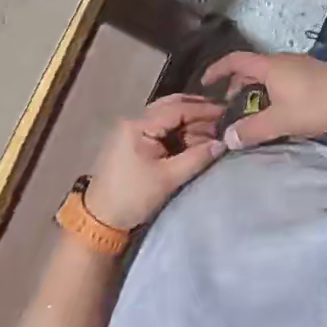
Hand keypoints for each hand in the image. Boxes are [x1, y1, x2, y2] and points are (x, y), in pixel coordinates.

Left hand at [81, 96, 225, 229]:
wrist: (99, 221)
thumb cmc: (132, 197)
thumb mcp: (168, 178)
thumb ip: (197, 158)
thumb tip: (223, 143)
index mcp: (138, 125)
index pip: (177, 108)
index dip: (204, 109)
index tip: (226, 112)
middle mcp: (134, 120)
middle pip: (172, 106)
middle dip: (197, 110)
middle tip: (222, 117)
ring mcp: (133, 129)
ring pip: (167, 115)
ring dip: (189, 120)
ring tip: (212, 129)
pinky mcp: (134, 141)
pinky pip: (162, 127)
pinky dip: (180, 130)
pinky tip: (195, 137)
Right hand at [201, 52, 326, 149]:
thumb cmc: (318, 105)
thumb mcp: (280, 121)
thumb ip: (251, 130)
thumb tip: (227, 138)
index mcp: (271, 65)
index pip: (236, 60)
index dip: (217, 69)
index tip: (204, 82)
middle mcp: (285, 61)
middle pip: (253, 67)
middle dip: (237, 84)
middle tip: (228, 104)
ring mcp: (303, 67)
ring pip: (270, 75)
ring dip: (256, 90)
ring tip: (252, 112)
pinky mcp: (317, 77)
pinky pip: (285, 81)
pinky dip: (273, 92)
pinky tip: (279, 111)